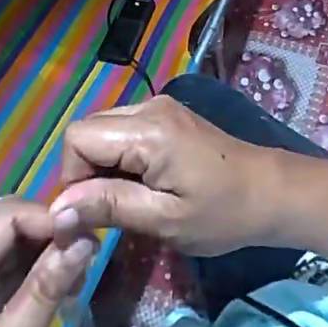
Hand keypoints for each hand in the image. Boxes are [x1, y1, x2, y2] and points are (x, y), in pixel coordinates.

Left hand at [0, 201, 95, 326]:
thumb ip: (43, 293)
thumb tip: (86, 238)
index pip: (0, 220)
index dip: (46, 218)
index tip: (91, 231)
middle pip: (2, 232)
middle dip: (47, 235)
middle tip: (93, 250)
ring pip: (6, 255)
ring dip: (44, 256)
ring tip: (85, 267)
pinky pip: (3, 283)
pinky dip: (34, 281)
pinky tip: (63, 286)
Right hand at [51, 96, 281, 255]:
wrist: (271, 191)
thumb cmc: (223, 212)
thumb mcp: (164, 220)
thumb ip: (108, 207)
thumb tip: (56, 211)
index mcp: (147, 130)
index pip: (77, 139)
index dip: (72, 177)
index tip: (91, 212)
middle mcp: (148, 107)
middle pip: (87, 130)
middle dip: (85, 172)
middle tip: (110, 209)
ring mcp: (158, 107)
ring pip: (103, 129)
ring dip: (102, 165)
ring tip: (129, 198)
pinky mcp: (166, 115)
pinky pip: (122, 129)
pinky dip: (119, 157)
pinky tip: (142, 183)